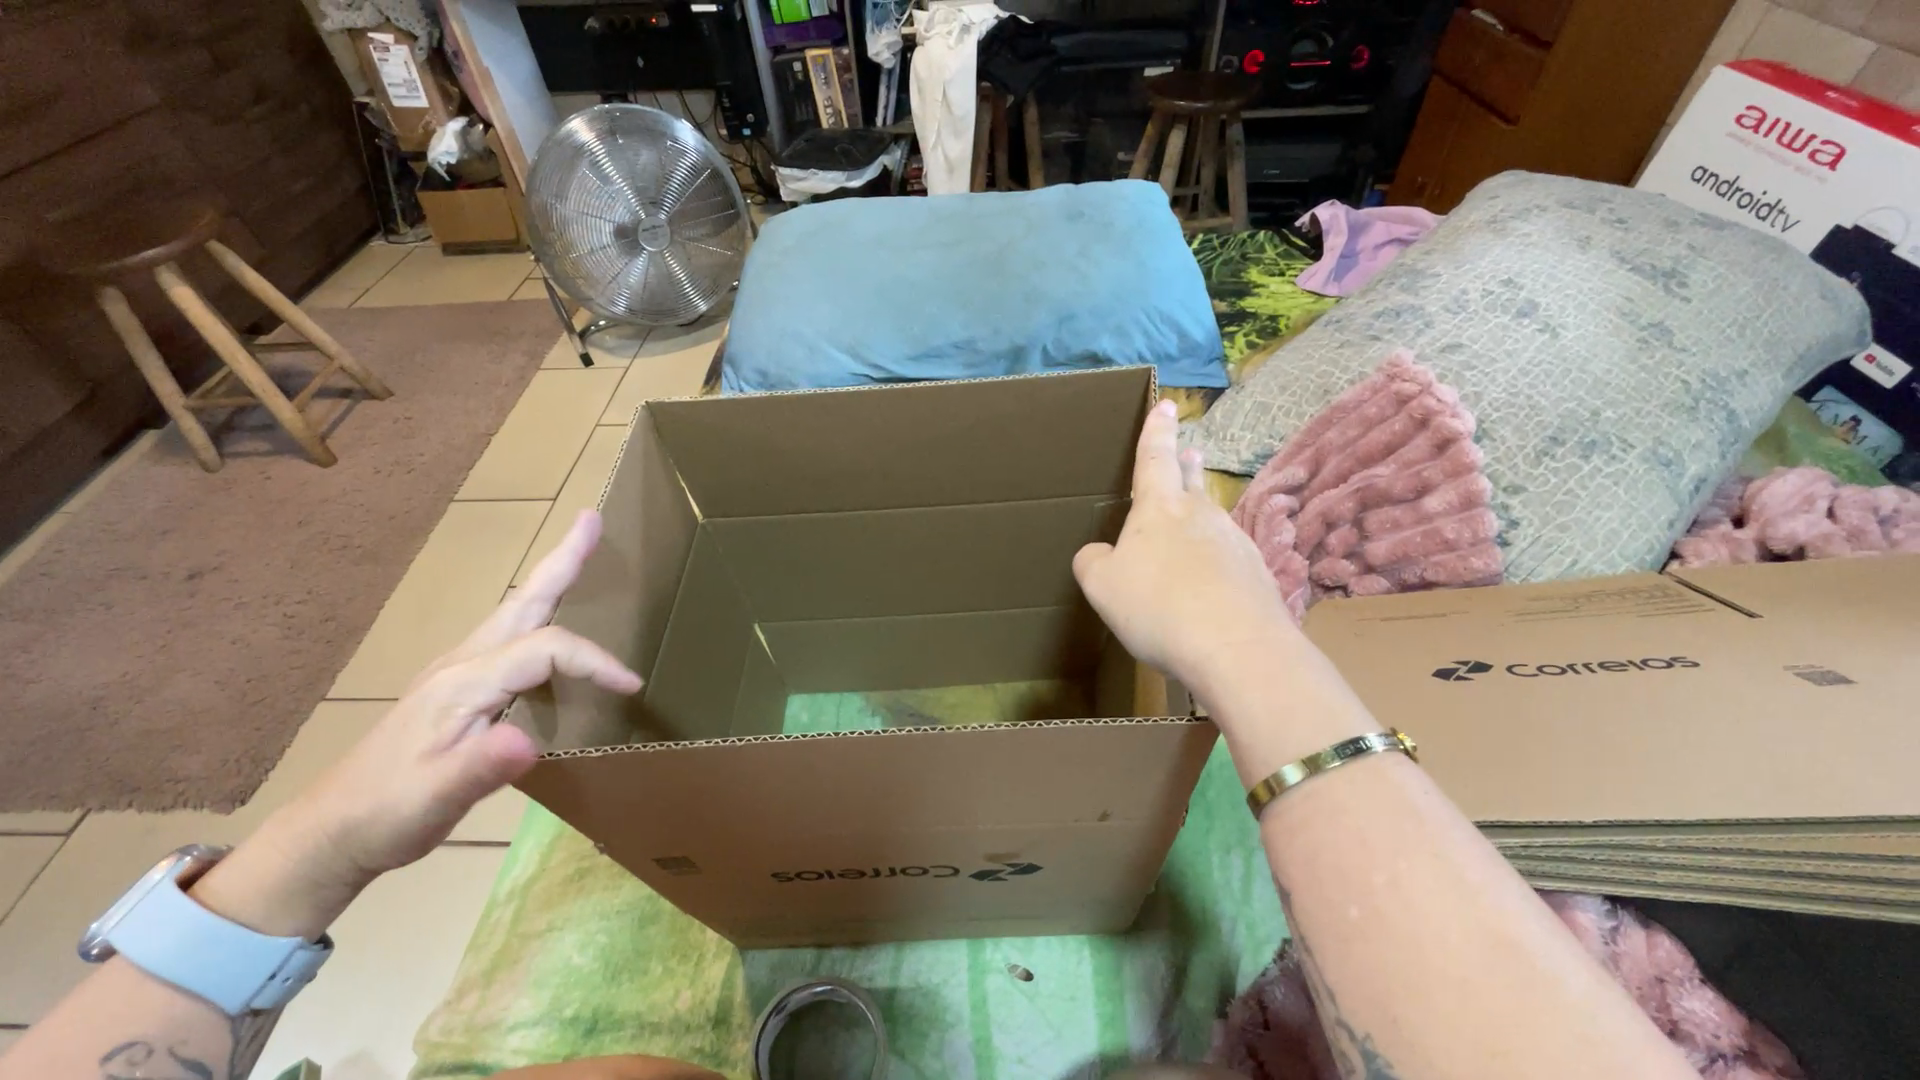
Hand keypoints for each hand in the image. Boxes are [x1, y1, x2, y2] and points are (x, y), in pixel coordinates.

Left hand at [192, 511, 640, 937]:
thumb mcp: (435, 799)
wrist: (332, 830)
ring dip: (551, 580)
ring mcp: (456, 672)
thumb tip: (529, 741)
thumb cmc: (388, 813)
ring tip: (580, 552)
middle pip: (524, 600)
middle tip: (592, 521)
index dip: (595, 661)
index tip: (632, 687)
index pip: (546, 650)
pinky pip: (511, 636)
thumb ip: (481, 768)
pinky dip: (539, 612)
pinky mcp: (457, 687)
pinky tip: (549, 623)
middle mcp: (462, 663)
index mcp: (464, 683)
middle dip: (562, 560)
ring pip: (516, 612)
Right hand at [1073, 400, 1299, 702]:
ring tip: (1191, 524)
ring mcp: (1235, 544)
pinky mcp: (1257, 576)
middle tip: (1189, 451)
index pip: (1154, 457)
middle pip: (1192, 482)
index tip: (1166, 405)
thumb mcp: (1102, 586)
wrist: (1238, 648)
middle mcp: (1202, 515)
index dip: (1156, 431)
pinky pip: (1228, 559)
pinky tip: (1209, 585)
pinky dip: (1215, 563)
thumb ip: (1093, 562)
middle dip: (1186, 465)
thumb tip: (1098, 553)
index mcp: (1160, 508)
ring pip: (1212, 520)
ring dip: (1201, 515)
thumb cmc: (1159, 607)